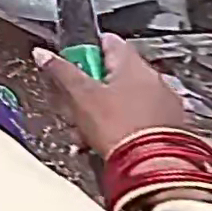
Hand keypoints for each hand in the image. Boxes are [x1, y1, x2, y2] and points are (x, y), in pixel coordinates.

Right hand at [35, 33, 189, 155]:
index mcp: (134, 66)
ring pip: (122, 95)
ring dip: (100, 104)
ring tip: (83, 121)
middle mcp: (155, 82)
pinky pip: (134, 115)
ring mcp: (165, 105)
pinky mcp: (169, 127)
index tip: (69, 61)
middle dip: (88, 82)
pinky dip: (116, 121)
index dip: (84, 48)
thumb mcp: (79, 93)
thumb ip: (60, 69)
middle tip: (72, 94)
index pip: (107, 42)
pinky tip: (101, 136)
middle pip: (113, 71)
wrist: (155, 168)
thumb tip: (42, 53)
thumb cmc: (119, 125)